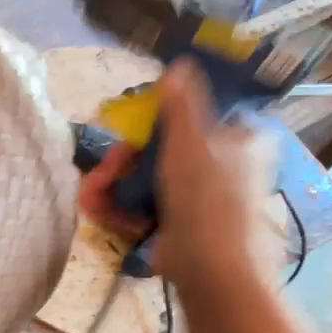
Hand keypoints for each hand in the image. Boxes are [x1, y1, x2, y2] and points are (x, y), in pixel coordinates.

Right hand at [79, 58, 277, 290]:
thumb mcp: (191, 143)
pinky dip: (119, 209)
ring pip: (145, 180)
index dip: (154, 123)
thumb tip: (178, 64)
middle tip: (103, 172)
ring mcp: (199, 196)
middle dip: (121, 162)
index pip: (193, 118)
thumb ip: (181, 104)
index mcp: (240, 139)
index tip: (127, 134)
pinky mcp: (178, 223)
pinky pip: (142, 206)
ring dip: (111, 188)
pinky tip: (100, 212)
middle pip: (160, 150)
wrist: (210, 268)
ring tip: (91, 198)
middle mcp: (223, 165)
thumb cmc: (207, 199)